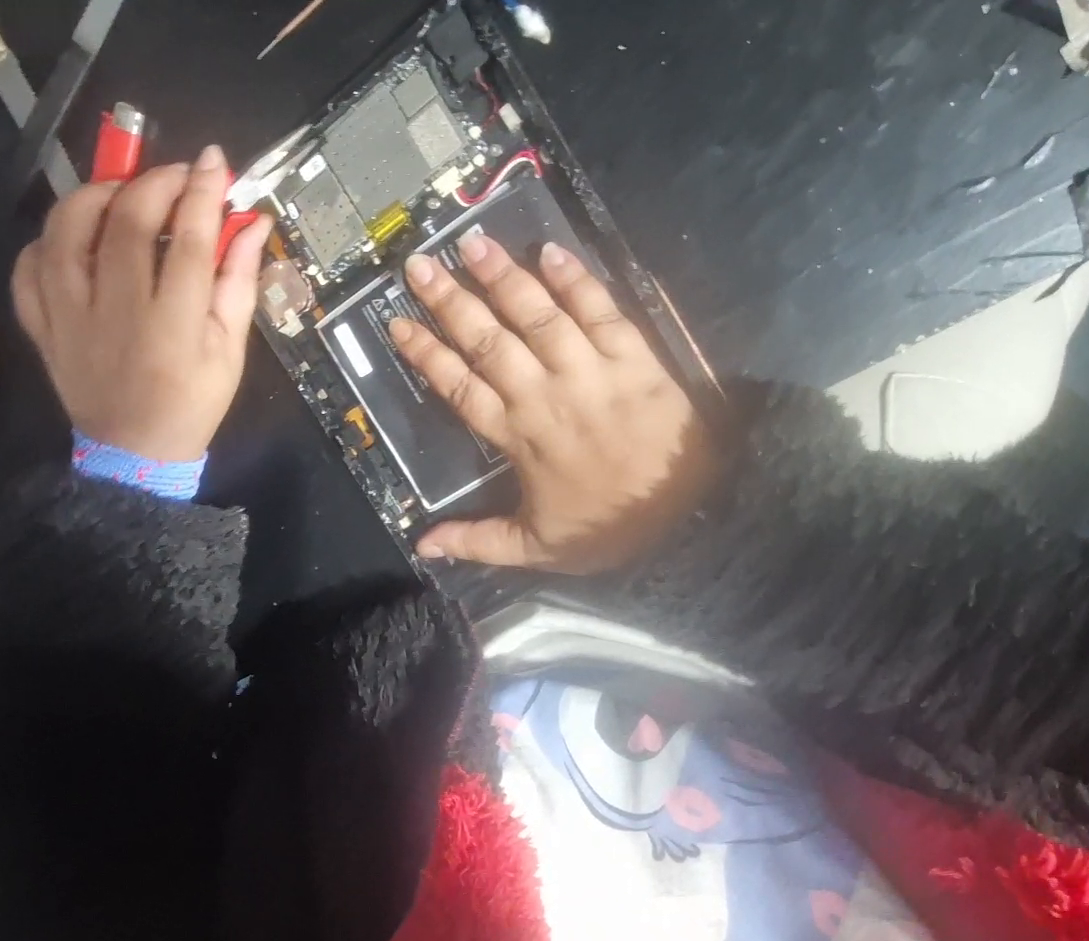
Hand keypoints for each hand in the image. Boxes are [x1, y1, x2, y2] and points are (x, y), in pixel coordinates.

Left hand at [11, 145, 274, 461]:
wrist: (135, 455)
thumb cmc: (192, 404)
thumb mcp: (229, 352)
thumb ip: (237, 285)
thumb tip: (252, 224)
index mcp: (172, 326)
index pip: (187, 240)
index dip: (203, 192)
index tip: (215, 162)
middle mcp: (116, 313)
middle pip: (126, 223)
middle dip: (155, 182)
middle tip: (176, 175)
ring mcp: (69, 319)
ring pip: (65, 233)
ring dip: (93, 197)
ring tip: (119, 193)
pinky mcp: (42, 329)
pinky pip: (27, 270)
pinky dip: (45, 242)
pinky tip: (73, 238)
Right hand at [390, 235, 713, 573]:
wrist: (691, 517)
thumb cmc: (609, 529)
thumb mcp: (537, 549)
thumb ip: (477, 541)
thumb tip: (422, 547)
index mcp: (517, 436)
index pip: (460, 387)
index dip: (426, 354)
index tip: (398, 324)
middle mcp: (544, 395)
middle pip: (489, 341)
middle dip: (451, 301)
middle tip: (420, 266)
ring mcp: (590, 371)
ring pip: (538, 317)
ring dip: (504, 278)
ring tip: (473, 243)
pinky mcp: (634, 358)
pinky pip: (601, 311)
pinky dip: (577, 281)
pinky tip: (551, 252)